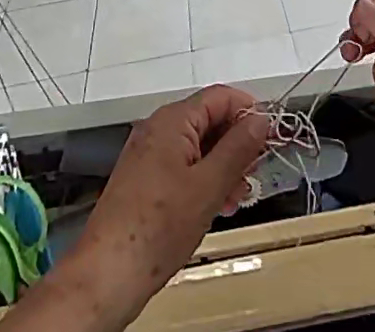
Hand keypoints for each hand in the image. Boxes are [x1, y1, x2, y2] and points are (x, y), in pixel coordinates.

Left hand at [32, 86, 269, 330]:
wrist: (106, 277)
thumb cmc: (156, 228)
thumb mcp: (210, 184)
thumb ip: (240, 146)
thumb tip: (260, 119)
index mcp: (172, 120)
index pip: (222, 97)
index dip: (249, 113)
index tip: (269, 138)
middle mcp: (158, 129)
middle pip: (210, 120)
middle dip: (237, 144)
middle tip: (253, 172)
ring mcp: (149, 155)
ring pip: (199, 146)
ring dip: (224, 166)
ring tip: (235, 197)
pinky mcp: (145, 180)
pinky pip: (184, 165)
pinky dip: (204, 179)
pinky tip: (215, 205)